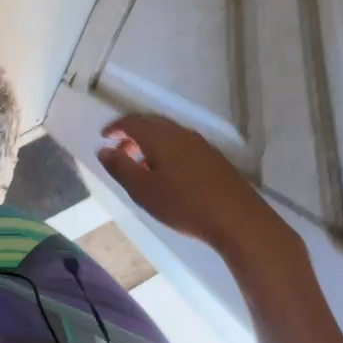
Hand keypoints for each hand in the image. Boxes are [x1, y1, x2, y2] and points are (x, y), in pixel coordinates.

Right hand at [97, 114, 299, 267]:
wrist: (239, 220)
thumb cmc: (184, 204)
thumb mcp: (143, 190)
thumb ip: (120, 167)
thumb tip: (103, 149)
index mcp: (160, 137)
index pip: (132, 122)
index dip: (116, 127)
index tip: (104, 137)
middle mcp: (181, 134)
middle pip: (151, 124)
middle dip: (133, 134)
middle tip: (120, 152)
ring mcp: (201, 145)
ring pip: (169, 135)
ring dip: (151, 144)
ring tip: (142, 166)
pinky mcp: (215, 159)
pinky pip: (183, 146)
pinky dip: (168, 152)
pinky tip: (169, 174)